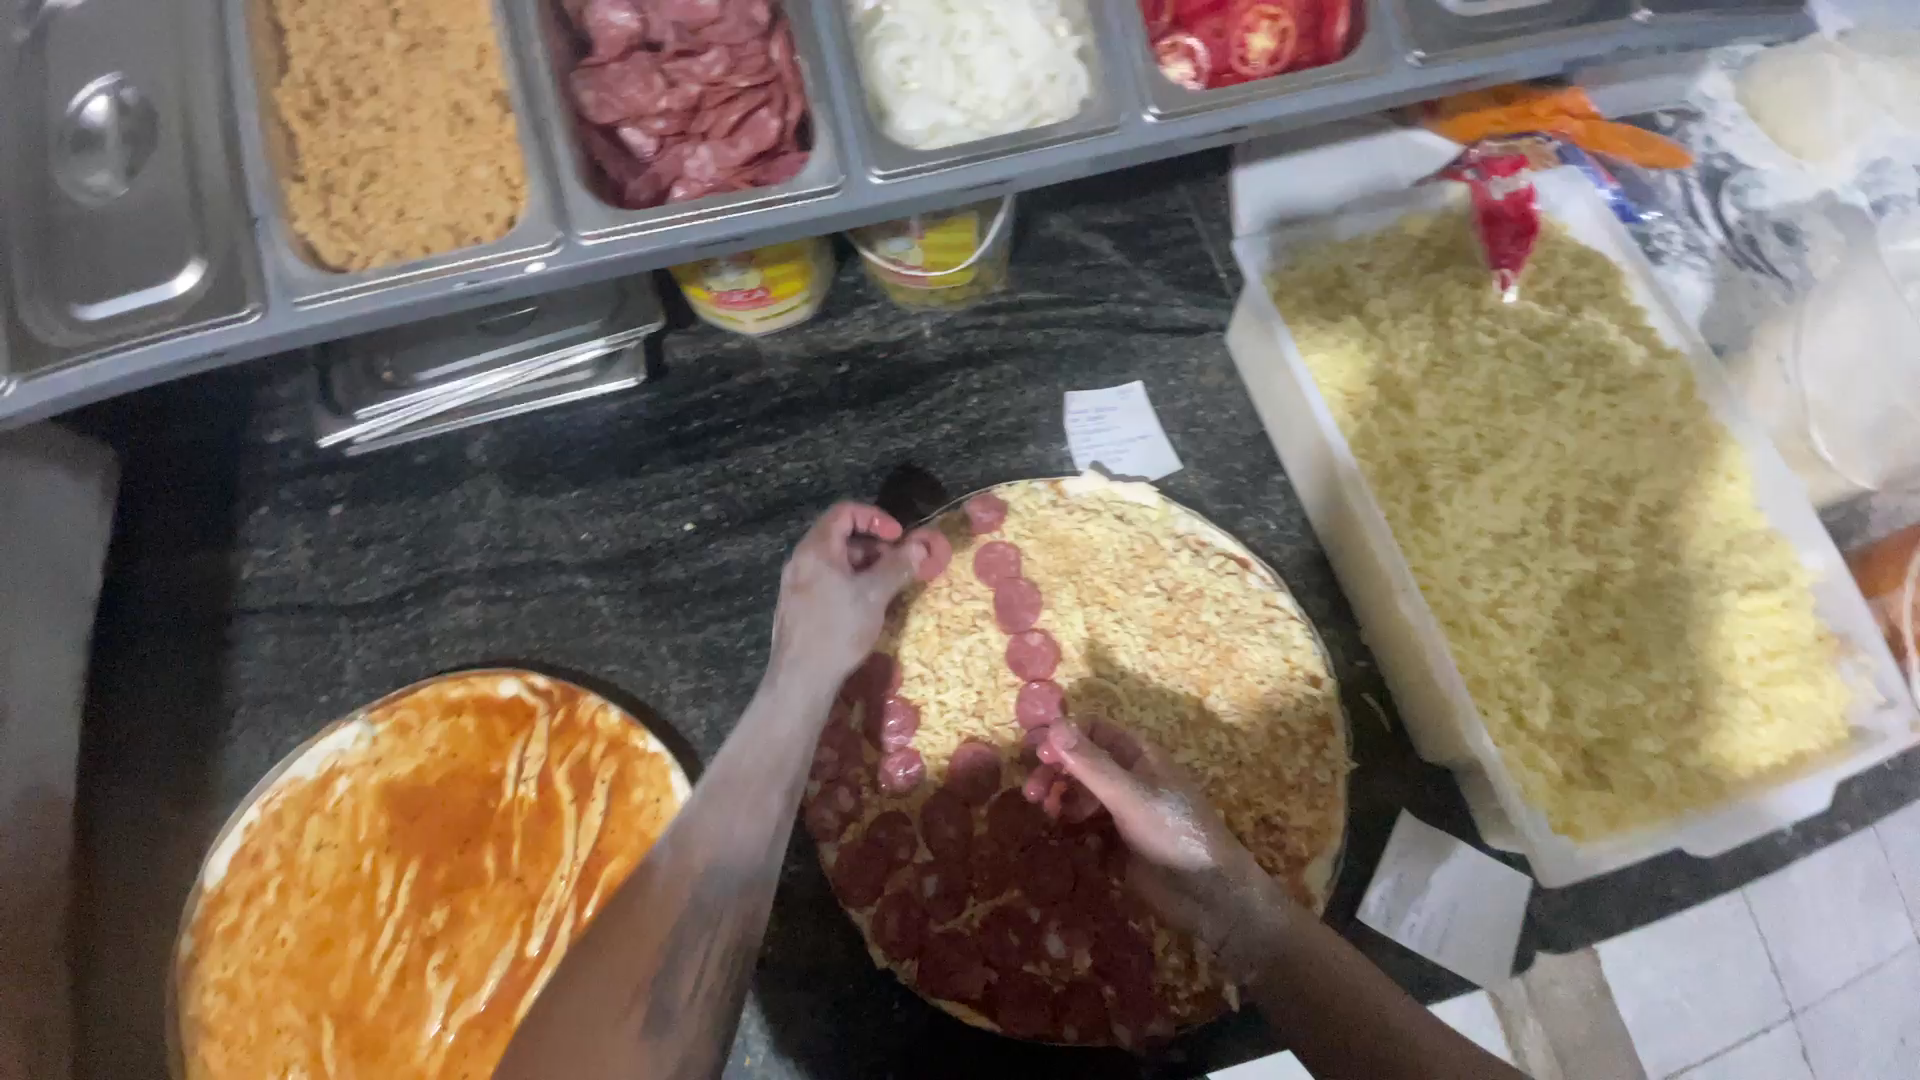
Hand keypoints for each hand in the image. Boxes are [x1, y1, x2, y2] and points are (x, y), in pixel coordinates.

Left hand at [769, 502, 948, 690]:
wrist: (801, 678)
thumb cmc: (838, 630)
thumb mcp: (874, 595)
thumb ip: (897, 566)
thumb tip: (919, 547)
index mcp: (815, 549)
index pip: (845, 512)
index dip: (875, 518)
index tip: (899, 537)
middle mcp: (801, 560)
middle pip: (840, 536)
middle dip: (874, 545)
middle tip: (899, 565)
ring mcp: (796, 583)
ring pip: (836, 561)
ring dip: (865, 566)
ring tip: (888, 587)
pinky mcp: (798, 605)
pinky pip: (828, 580)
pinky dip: (851, 582)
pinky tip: (867, 605)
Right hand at [1035, 719, 1298, 979]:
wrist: (1209, 896)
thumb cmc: (1175, 833)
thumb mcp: (1130, 795)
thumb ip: (1090, 763)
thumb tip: (1053, 725)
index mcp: (1137, 754)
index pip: (1091, 729)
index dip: (1062, 735)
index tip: (1035, 751)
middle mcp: (1128, 775)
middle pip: (1080, 760)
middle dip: (1054, 769)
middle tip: (1031, 790)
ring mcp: (1122, 808)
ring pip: (1079, 791)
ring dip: (1058, 795)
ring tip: (1043, 811)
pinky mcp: (1116, 839)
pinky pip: (1084, 822)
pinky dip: (1068, 822)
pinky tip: (1058, 830)